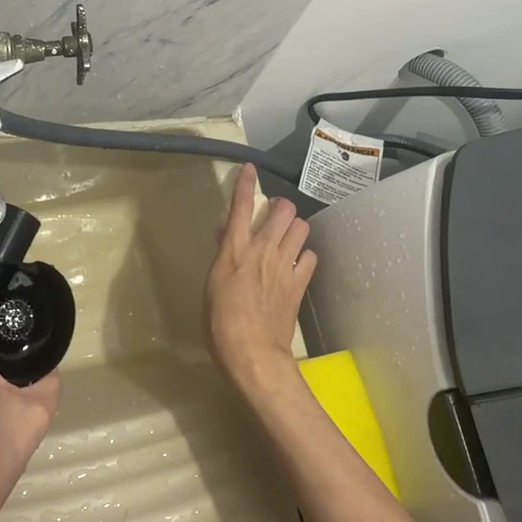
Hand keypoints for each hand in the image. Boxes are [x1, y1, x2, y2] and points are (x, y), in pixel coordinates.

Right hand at [206, 164, 316, 396]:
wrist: (252, 353)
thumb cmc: (220, 321)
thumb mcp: (212, 284)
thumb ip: (222, 255)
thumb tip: (226, 236)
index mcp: (234, 250)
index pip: (240, 206)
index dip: (245, 184)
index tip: (249, 169)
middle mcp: (263, 250)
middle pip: (283, 210)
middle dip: (280, 206)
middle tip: (274, 213)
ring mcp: (285, 266)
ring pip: (301, 228)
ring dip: (294, 228)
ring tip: (287, 236)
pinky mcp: (299, 283)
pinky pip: (310, 256)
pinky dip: (304, 255)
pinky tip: (296, 263)